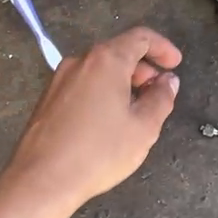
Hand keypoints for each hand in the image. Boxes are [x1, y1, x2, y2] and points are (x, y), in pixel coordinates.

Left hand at [4, 27, 181, 207]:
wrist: (42, 180)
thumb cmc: (98, 152)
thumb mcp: (143, 128)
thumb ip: (161, 98)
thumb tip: (168, 82)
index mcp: (106, 61)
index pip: (140, 37)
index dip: (163, 47)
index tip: (175, 64)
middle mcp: (80, 61)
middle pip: (118, 52)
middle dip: (144, 68)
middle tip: (159, 93)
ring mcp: (60, 79)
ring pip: (99, 69)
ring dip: (123, 82)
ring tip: (136, 111)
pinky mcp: (48, 99)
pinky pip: (83, 84)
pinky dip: (103, 92)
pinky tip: (108, 121)